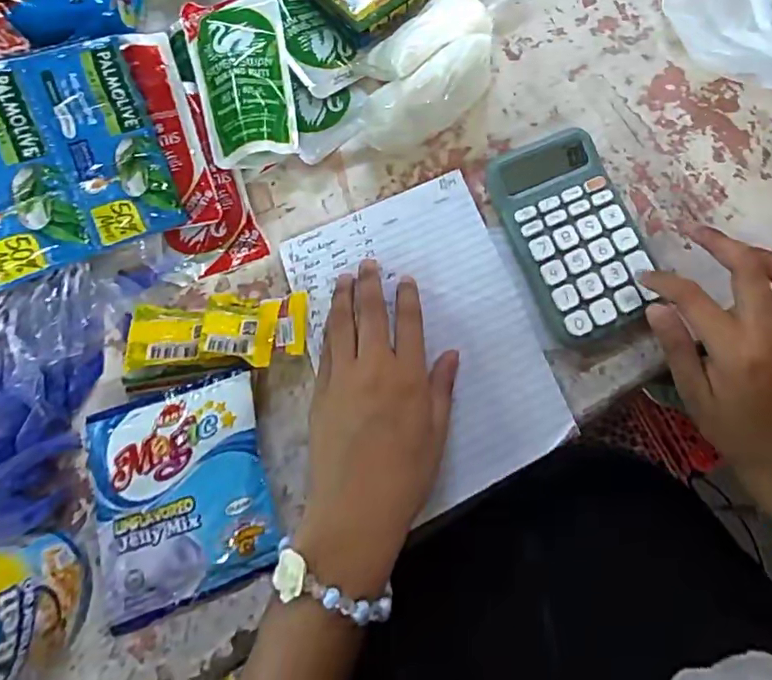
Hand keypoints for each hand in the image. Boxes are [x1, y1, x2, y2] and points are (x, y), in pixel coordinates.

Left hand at [300, 261, 459, 595]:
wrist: (355, 508)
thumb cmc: (406, 474)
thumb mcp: (436, 432)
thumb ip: (442, 388)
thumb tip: (450, 353)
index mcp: (408, 376)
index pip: (409, 323)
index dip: (406, 298)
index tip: (404, 279)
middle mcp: (375, 366)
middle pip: (371, 314)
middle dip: (370, 284)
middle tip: (368, 263)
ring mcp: (343, 376)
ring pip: (342, 325)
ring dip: (343, 298)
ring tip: (344, 278)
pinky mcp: (321, 391)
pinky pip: (326, 349)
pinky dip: (329, 328)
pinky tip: (330, 318)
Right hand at [639, 228, 771, 486]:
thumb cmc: (729, 426)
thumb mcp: (692, 393)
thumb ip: (675, 347)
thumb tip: (656, 306)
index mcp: (735, 348)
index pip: (694, 298)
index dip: (666, 282)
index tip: (645, 277)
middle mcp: (767, 332)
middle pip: (750, 269)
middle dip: (718, 243)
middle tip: (692, 230)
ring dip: (761, 255)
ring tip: (733, 250)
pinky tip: (771, 279)